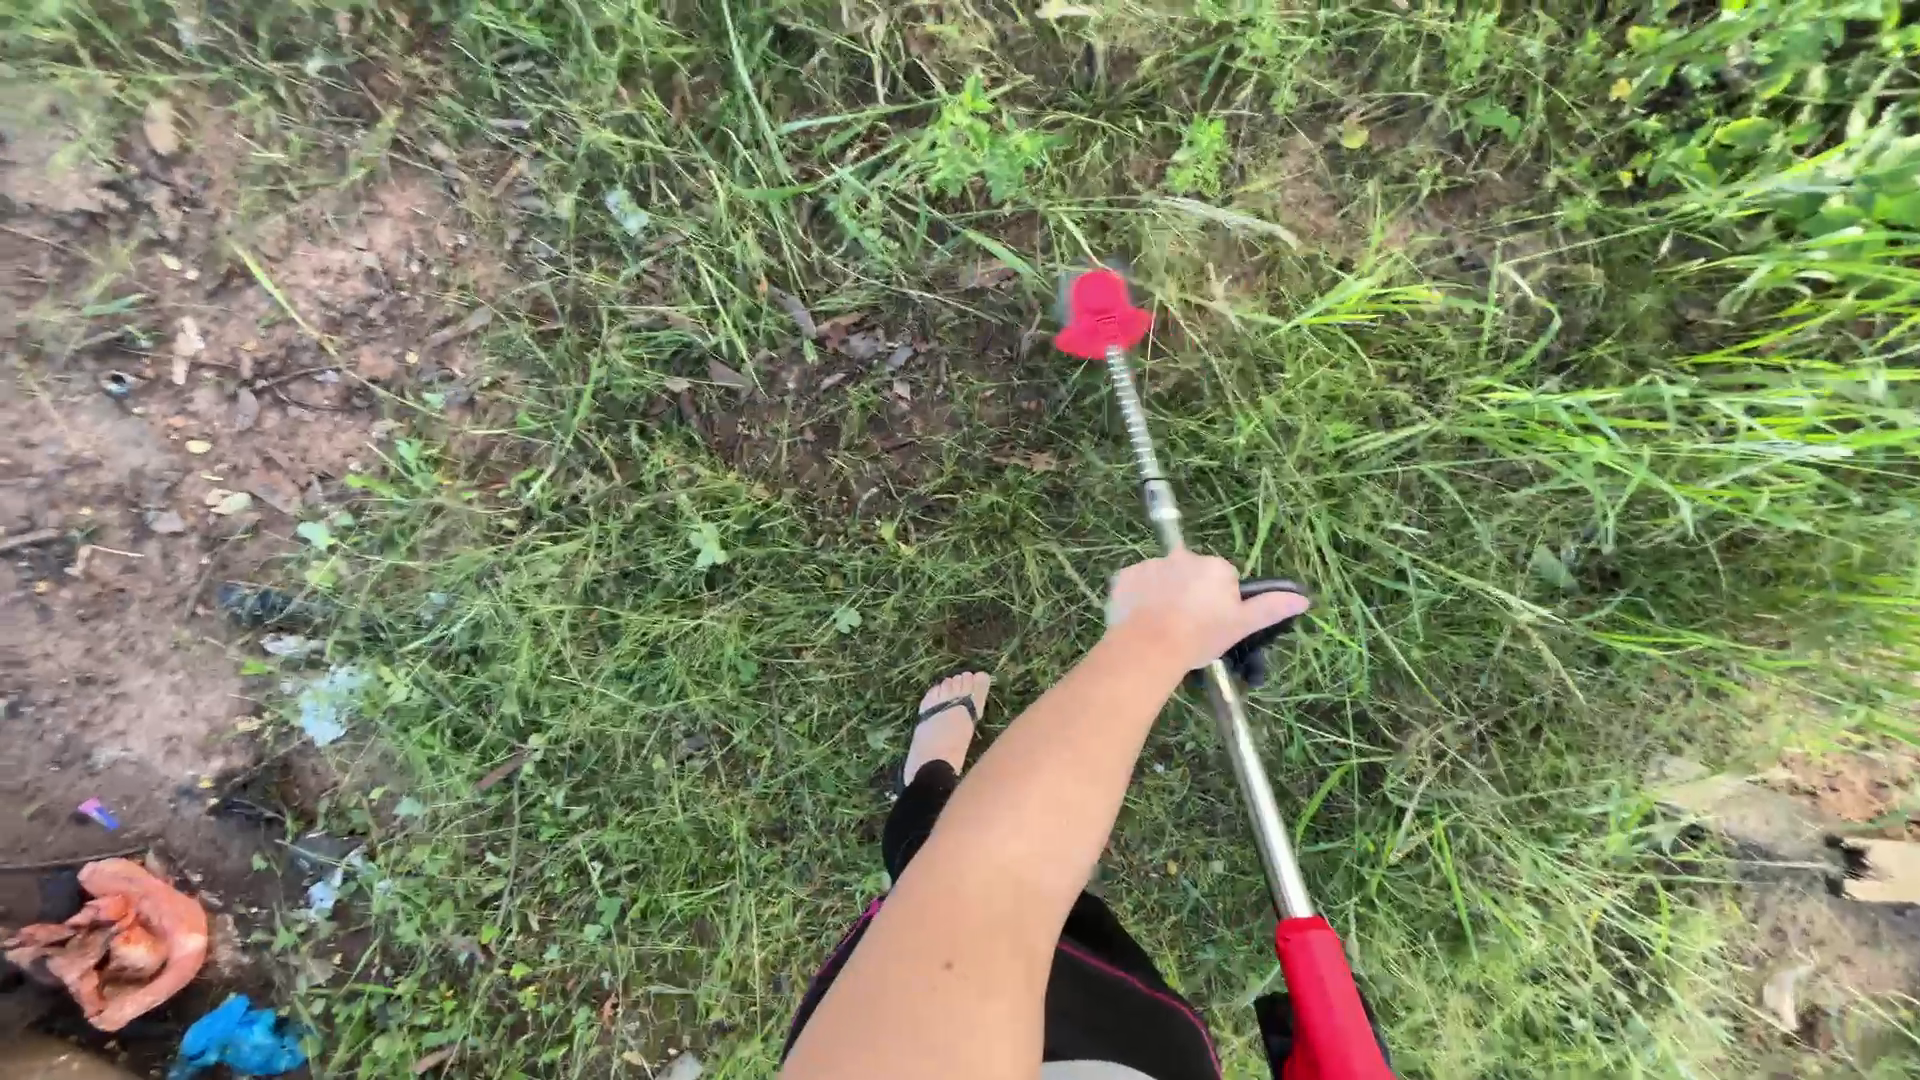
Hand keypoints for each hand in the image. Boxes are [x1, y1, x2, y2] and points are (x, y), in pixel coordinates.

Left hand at [1104, 551, 1310, 673]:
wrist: (1149, 645)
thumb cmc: (1200, 636)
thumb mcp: (1240, 625)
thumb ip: (1270, 608)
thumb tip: (1302, 598)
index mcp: (1215, 567)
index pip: (1222, 580)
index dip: (1218, 603)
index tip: (1211, 623)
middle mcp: (1183, 557)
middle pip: (1192, 575)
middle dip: (1191, 595)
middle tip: (1187, 626)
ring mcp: (1151, 564)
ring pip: (1163, 578)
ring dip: (1164, 594)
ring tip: (1161, 626)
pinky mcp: (1125, 576)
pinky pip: (1136, 584)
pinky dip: (1138, 597)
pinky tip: (1140, 619)